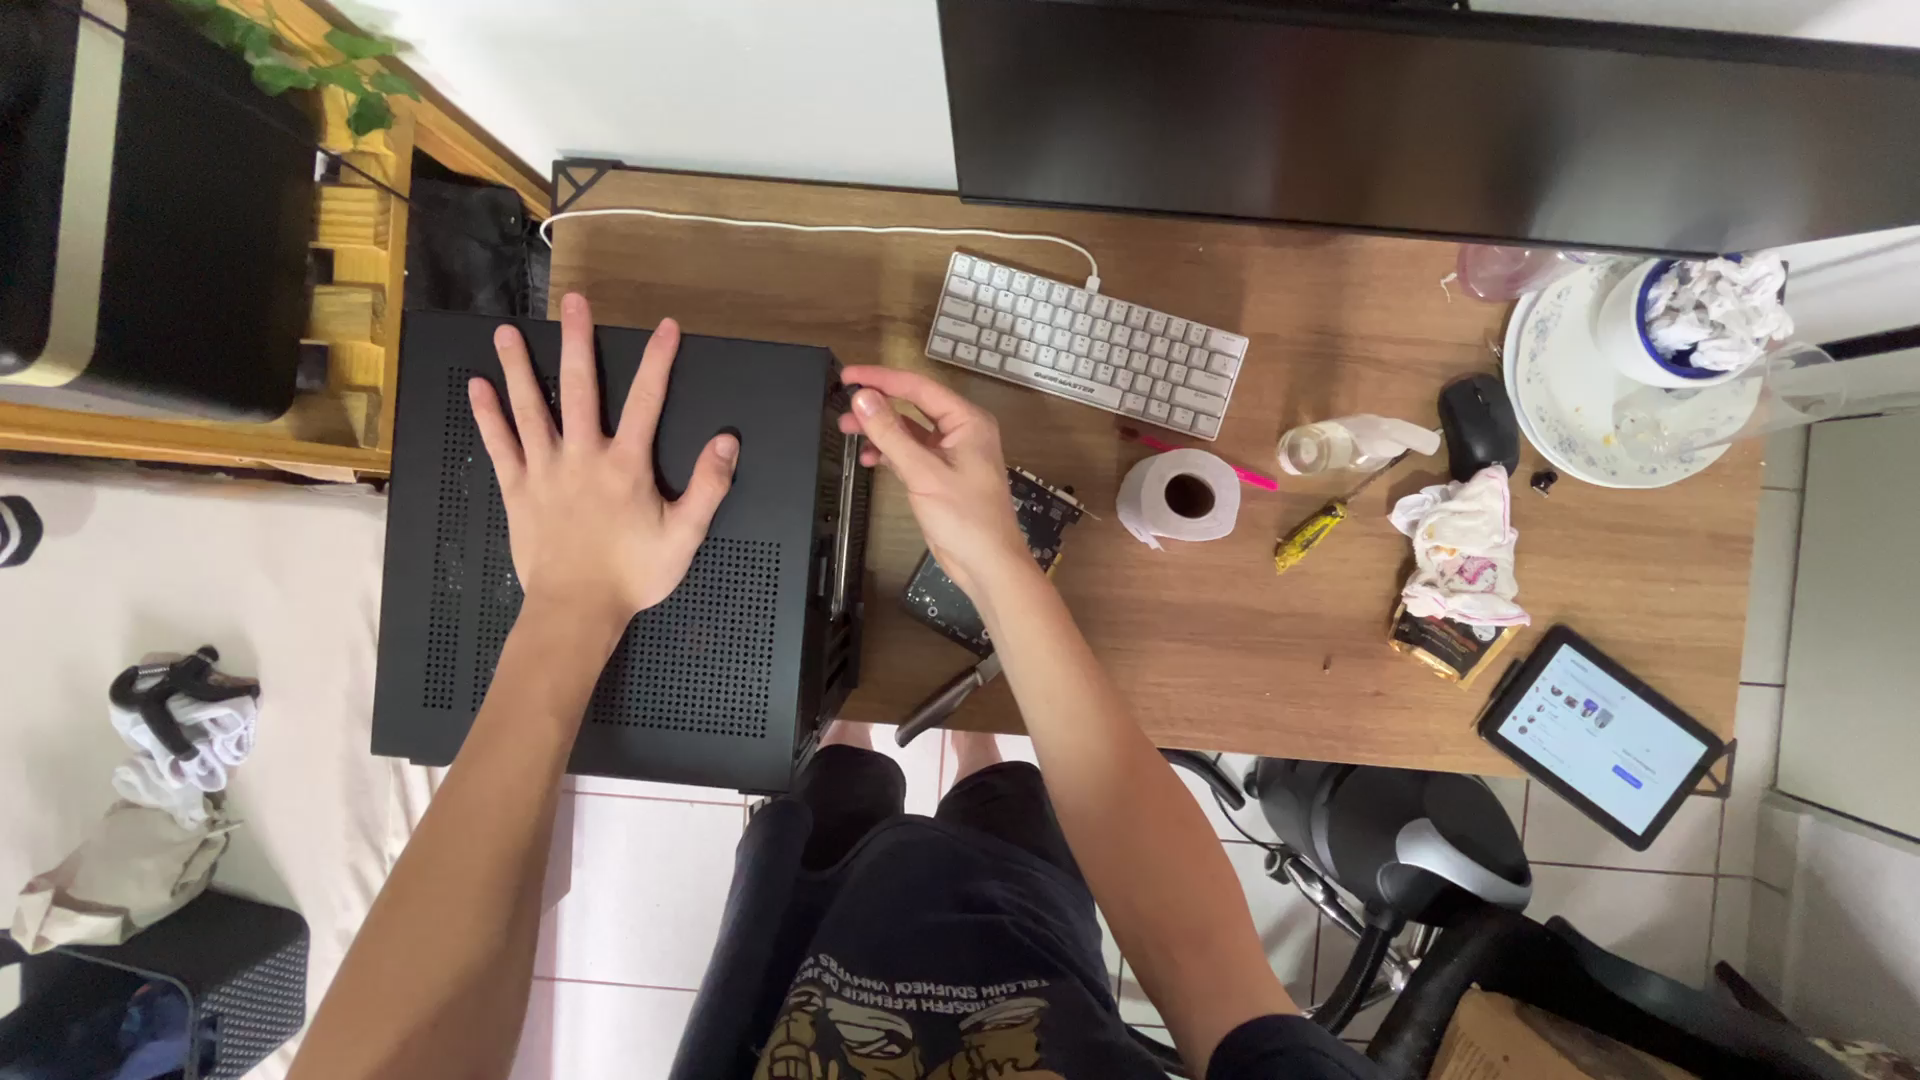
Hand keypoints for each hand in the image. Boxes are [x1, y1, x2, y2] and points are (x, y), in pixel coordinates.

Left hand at [470, 294, 738, 632]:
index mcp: (626, 465)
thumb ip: (708, 486)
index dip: (659, 361)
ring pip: (530, 408)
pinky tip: (477, 388)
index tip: (666, 327)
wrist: (577, 608)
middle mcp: (583, 456)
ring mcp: (545, 471)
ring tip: (506, 332)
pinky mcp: (517, 490)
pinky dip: (487, 416)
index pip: (647, 401)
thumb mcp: (685, 534)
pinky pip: (499, 445)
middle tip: (572, 302)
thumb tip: (725, 441)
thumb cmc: (634, 573)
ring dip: (519, 368)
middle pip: (580, 388)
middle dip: (577, 342)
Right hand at [836, 366, 1032, 598]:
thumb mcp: (923, 472)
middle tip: (843, 407)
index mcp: (967, 421)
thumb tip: (864, 398)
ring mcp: (951, 453)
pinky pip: (911, 453)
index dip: (881, 379)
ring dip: (880, 431)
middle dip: (877, 406)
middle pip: (913, 406)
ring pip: (909, 430)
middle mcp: (961, 431)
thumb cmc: (966, 518)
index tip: (849, 376)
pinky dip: (890, 453)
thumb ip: (891, 434)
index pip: (918, 388)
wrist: (987, 563)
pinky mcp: (941, 474)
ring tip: (847, 431)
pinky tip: (869, 458)